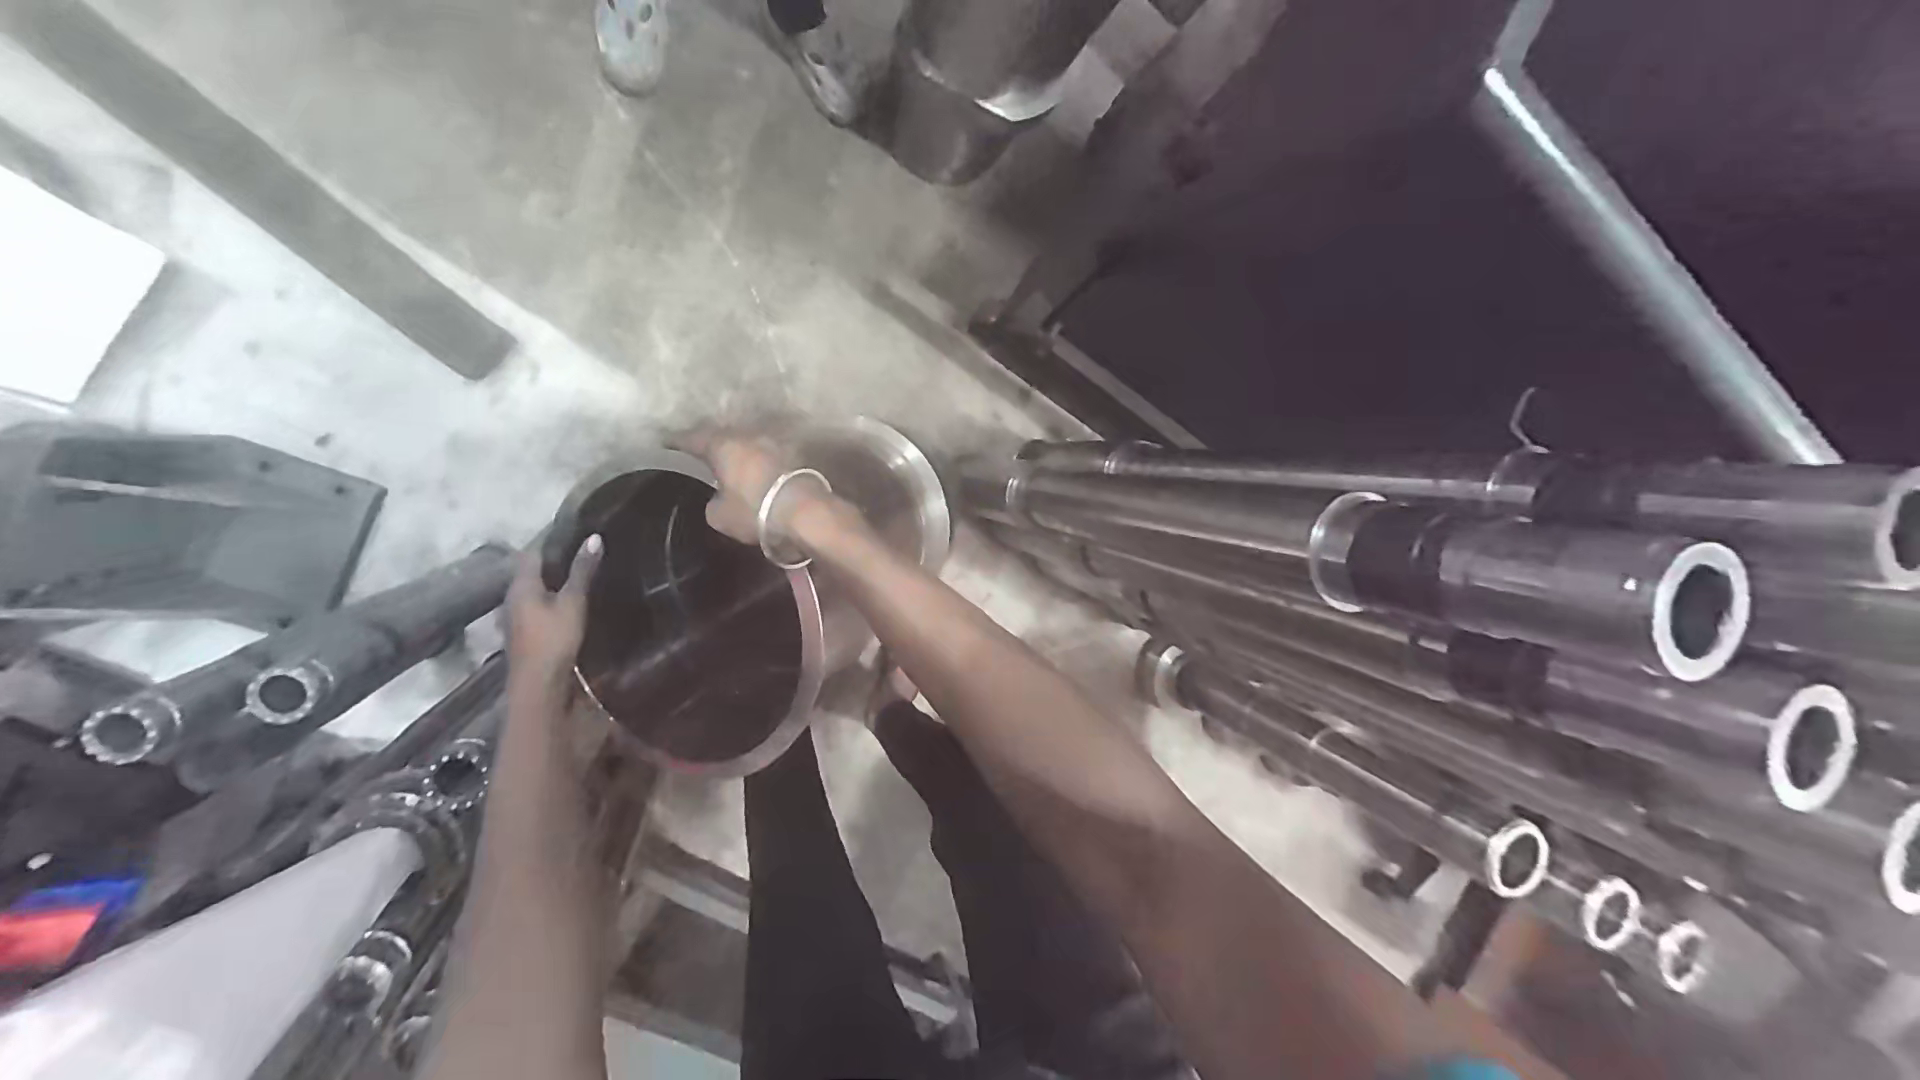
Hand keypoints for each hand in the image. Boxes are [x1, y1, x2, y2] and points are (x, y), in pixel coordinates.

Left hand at [507, 536, 601, 690]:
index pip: (533, 551)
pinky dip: (554, 594)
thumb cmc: (554, 639)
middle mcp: (514, 596)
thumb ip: (582, 571)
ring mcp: (517, 615)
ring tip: (581, 568)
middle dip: (555, 557)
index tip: (575, 527)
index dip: (551, 538)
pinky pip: (540, 602)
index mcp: (521, 584)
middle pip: (533, 569)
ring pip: (536, 587)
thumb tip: (594, 538)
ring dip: (554, 577)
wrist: (538, 684)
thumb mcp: (573, 602)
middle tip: (583, 546)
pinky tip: (571, 597)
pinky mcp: (526, 630)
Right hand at [679, 429, 831, 547]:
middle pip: (723, 436)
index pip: (692, 438)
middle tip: (700, 454)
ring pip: (747, 444)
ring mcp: (774, 443)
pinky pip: (766, 456)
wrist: (806, 511)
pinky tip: (754, 473)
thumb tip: (719, 498)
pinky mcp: (794, 455)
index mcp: (722, 444)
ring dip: (738, 452)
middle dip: (711, 444)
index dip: (677, 442)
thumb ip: (712, 502)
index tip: (666, 443)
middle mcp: (747, 435)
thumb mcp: (720, 515)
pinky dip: (757, 462)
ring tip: (729, 464)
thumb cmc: (756, 511)